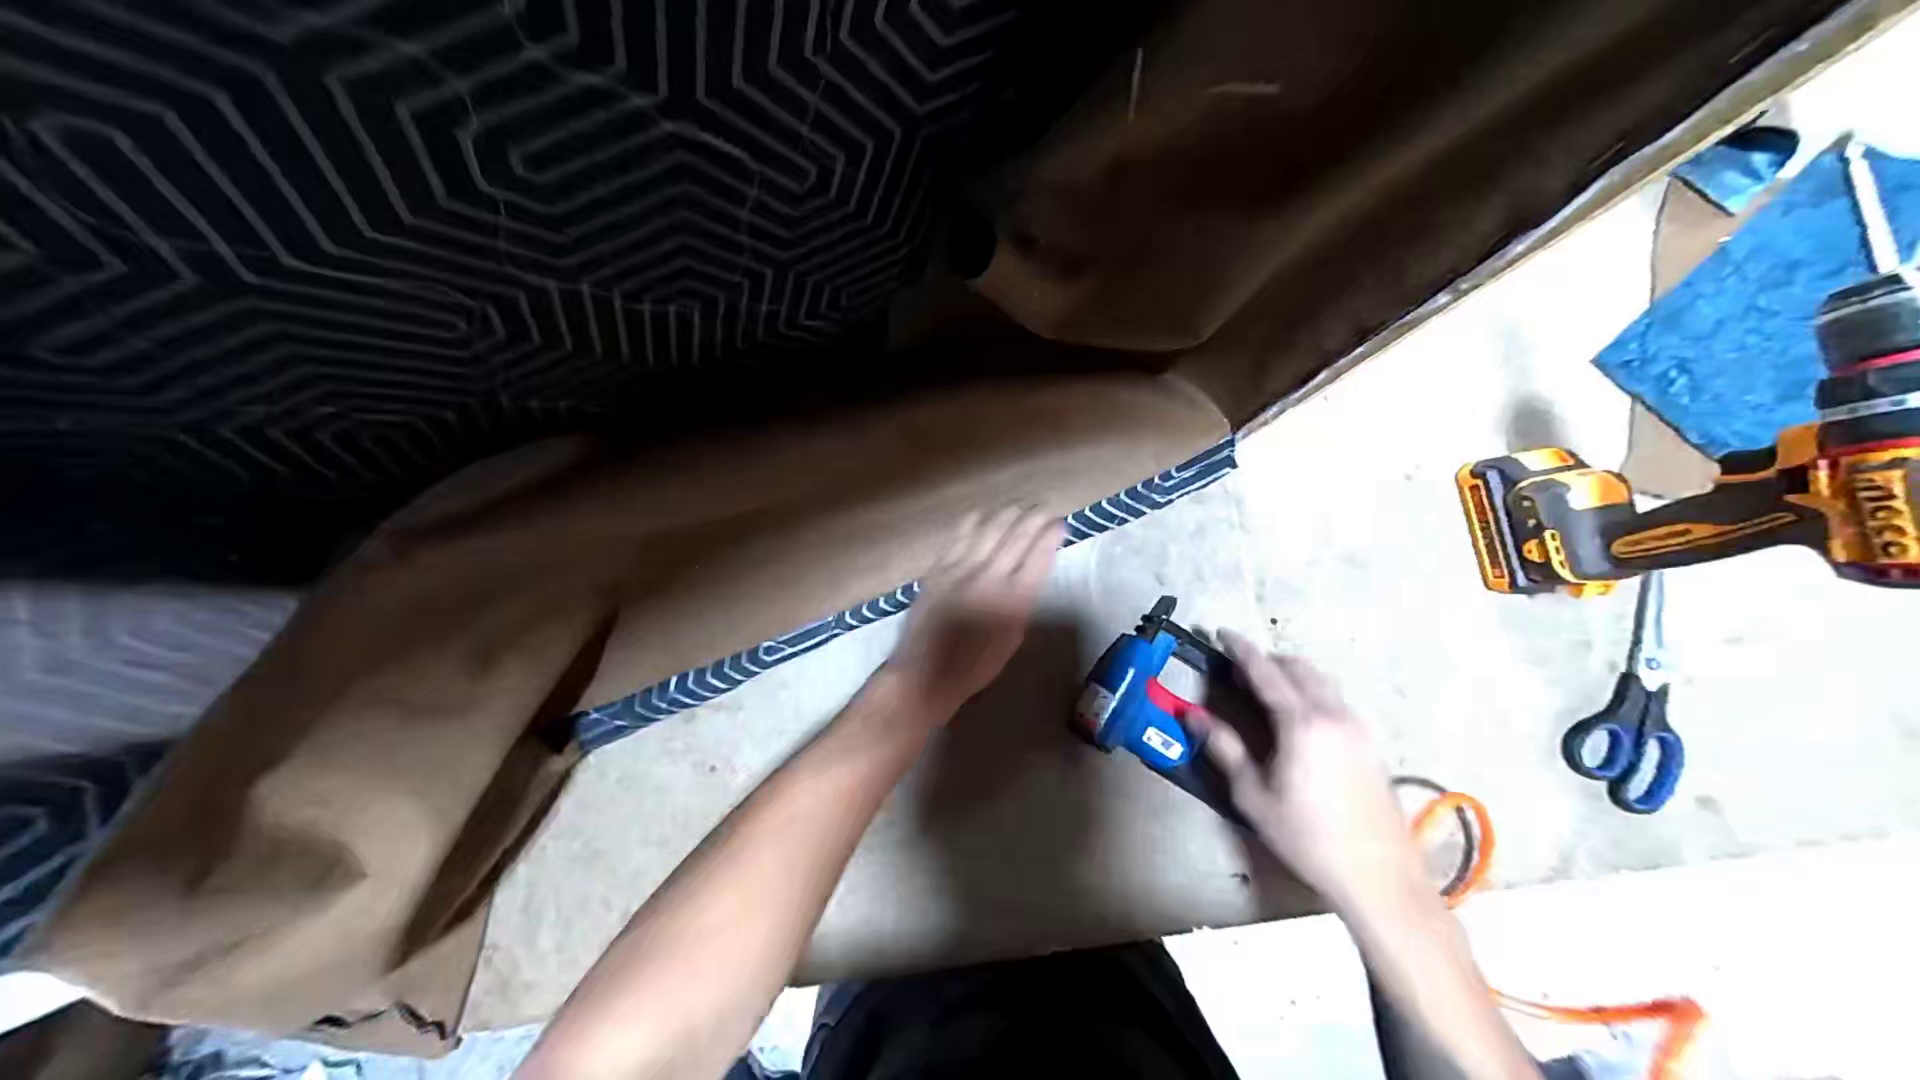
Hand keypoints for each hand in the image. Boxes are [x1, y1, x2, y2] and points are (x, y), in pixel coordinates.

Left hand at [885, 507, 1063, 720]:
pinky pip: (959, 537)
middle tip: (1044, 508)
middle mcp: (989, 577)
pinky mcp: (938, 569)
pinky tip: (982, 515)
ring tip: (1019, 506)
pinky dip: (974, 522)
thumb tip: (1027, 575)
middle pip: (1016, 536)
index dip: (1051, 536)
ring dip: (1007, 514)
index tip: (1060, 524)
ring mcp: (960, 569)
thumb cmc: (976, 666)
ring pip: (989, 530)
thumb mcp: (1012, 637)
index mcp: (1014, 599)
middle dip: (1033, 518)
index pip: (1038, 556)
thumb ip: (1022, 602)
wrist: (926, 675)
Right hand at [1194, 631, 1419, 911]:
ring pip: (1322, 681)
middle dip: (1268, 659)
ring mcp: (1358, 728)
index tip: (1221, 633)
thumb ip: (1225, 749)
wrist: (1380, 876)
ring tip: (1268, 686)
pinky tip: (1300, 716)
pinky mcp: (1371, 743)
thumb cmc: (1307, 837)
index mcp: (1301, 723)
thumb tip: (1193, 715)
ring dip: (1293, 673)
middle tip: (1240, 666)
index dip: (1241, 649)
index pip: (1266, 671)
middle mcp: (1333, 715)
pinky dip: (1312, 691)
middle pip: (1298, 668)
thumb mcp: (1254, 796)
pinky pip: (1336, 700)